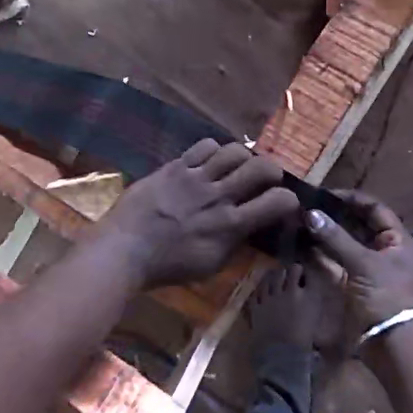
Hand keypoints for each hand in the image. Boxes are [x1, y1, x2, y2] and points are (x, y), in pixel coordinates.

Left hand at [96, 140, 300, 286]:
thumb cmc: (167, 266)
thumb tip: (250, 227)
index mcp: (230, 225)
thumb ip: (234, 243)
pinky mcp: (175, 166)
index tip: (285, 203)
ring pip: (234, 150)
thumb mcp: (210, 264)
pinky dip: (214, 150)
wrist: (124, 249)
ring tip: (238, 166)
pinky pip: (204, 146)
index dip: (289, 200)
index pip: (277, 202)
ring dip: (244, 157)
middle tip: (268, 178)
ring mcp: (196, 177)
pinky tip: (210, 161)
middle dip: (273, 170)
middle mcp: (219, 196)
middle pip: (261, 167)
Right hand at [304, 190, 412, 336]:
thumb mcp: (363, 264)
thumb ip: (336, 238)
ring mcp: (367, 268)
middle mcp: (383, 250)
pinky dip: (320, 253)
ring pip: (344, 244)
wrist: (390, 345)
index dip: (351, 199)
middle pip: (357, 225)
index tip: (325, 193)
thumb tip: (310, 213)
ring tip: (300, 221)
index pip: (374, 209)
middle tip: (307, 206)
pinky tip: (301, 244)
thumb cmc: (386, 297)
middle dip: (333, 216)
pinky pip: (334, 262)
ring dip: (324, 234)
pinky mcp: (353, 284)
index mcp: (397, 241)